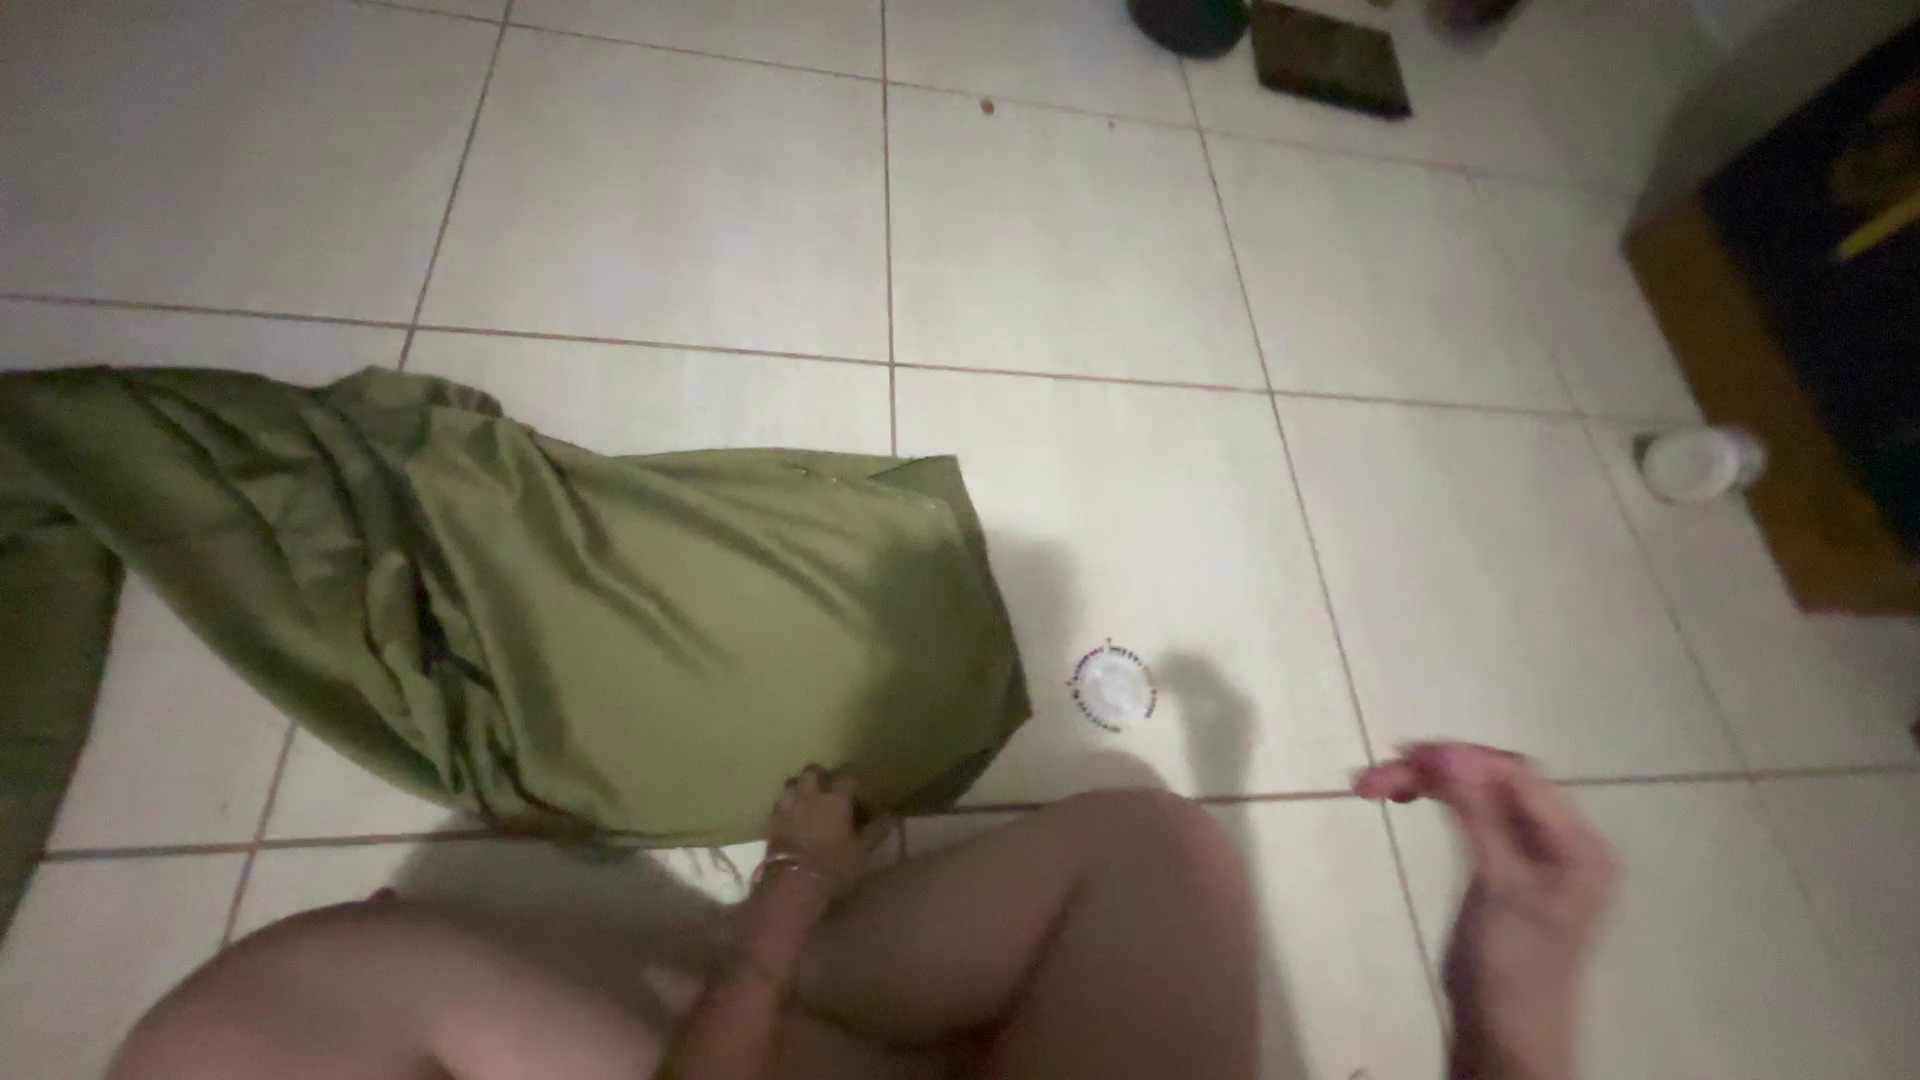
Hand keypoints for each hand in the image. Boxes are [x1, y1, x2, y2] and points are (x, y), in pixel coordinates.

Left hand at [766, 765, 893, 899]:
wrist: (793, 885)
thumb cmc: (834, 867)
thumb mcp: (862, 852)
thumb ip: (876, 832)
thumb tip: (890, 817)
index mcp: (836, 799)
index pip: (849, 780)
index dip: (857, 790)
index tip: (863, 805)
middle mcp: (811, 795)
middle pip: (812, 772)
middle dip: (821, 777)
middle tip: (829, 793)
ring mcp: (788, 807)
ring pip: (791, 784)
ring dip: (800, 789)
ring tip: (807, 803)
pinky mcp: (771, 822)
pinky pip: (778, 805)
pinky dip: (785, 807)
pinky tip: (791, 819)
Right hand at [1355, 743, 1617, 1079]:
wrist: (1504, 1028)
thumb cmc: (1511, 963)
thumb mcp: (1500, 885)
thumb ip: (1480, 816)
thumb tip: (1453, 754)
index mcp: (1577, 844)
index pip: (1516, 775)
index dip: (1460, 759)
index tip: (1403, 756)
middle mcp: (1559, 838)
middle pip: (1490, 778)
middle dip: (1433, 770)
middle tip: (1375, 777)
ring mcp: (1530, 849)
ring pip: (1472, 791)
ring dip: (1424, 781)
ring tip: (1373, 785)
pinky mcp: (1501, 860)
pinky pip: (1467, 811)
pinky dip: (1432, 799)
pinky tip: (1402, 797)